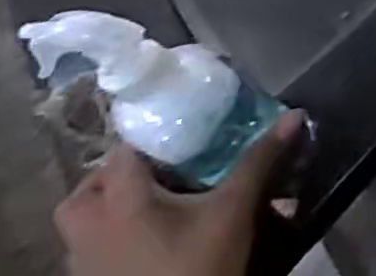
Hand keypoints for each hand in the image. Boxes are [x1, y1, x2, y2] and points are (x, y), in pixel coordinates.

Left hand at [55, 110, 305, 275]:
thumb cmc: (198, 266)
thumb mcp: (235, 208)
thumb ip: (259, 159)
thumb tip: (294, 115)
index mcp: (122, 205)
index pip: (120, 155)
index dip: (146, 137)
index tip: (178, 128)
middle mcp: (91, 235)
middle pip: (82, 197)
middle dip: (111, 178)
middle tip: (155, 169)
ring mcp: (86, 269)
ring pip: (82, 229)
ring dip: (110, 210)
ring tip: (157, 201)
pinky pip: (93, 254)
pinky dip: (115, 239)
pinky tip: (155, 238)